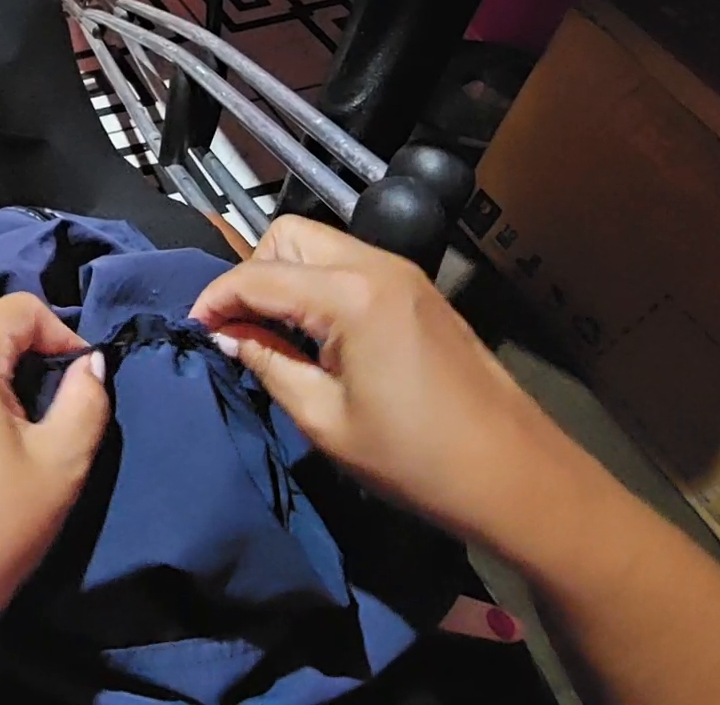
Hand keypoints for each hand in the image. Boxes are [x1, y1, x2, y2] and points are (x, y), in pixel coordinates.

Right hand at [189, 216, 571, 546]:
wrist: (523, 482)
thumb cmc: (417, 460)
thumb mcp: (323, 419)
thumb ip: (265, 361)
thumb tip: (226, 334)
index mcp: (350, 296)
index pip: (255, 275)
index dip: (214, 300)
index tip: (196, 330)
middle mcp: (375, 265)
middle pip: (285, 236)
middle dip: (250, 274)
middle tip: (242, 328)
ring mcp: (402, 272)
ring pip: (314, 242)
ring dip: (282, 275)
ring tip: (275, 331)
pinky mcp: (416, 288)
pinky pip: (344, 262)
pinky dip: (314, 282)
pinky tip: (315, 331)